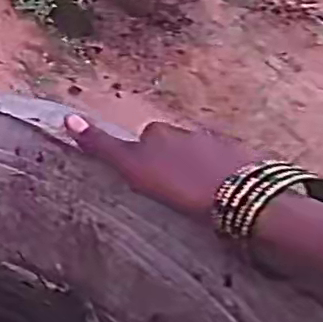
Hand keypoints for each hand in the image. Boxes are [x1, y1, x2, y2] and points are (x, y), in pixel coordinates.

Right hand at [64, 114, 257, 218]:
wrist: (251, 204)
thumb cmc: (183, 187)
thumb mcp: (133, 169)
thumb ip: (102, 145)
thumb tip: (67, 117)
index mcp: (159, 132)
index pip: (144, 139)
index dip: (143, 158)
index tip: (148, 179)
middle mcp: (189, 132)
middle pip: (176, 145)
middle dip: (175, 161)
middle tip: (176, 190)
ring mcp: (224, 146)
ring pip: (205, 157)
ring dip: (203, 170)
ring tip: (207, 198)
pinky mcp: (255, 163)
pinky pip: (235, 169)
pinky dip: (231, 179)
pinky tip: (233, 199)